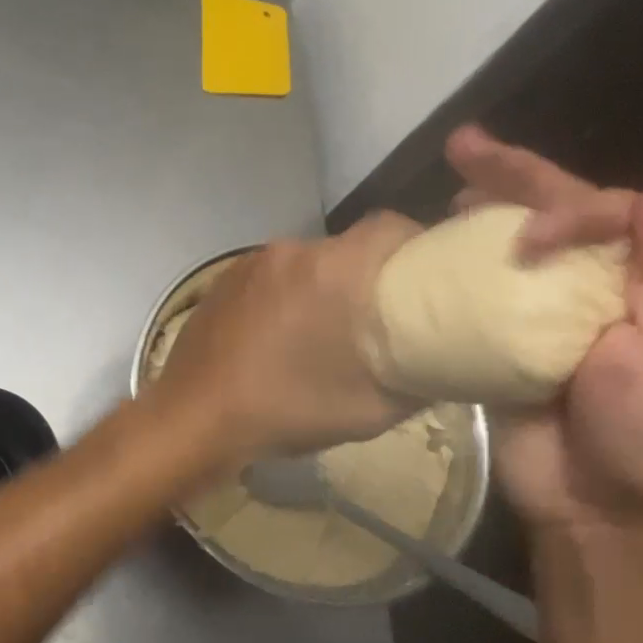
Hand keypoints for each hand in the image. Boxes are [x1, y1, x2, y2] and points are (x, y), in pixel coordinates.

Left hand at [149, 213, 422, 465]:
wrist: (196, 416)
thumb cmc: (289, 408)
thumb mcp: (375, 407)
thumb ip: (422, 376)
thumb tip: (446, 360)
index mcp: (335, 268)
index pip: (392, 227)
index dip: (417, 246)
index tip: (429, 279)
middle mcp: (292, 251)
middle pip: (347, 247)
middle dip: (368, 275)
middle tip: (383, 315)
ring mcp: (250, 263)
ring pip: (306, 263)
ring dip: (323, 287)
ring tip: (329, 330)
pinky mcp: (223, 280)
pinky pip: (271, 277)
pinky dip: (287, 295)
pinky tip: (283, 334)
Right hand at [445, 127, 642, 532]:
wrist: (601, 513)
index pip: (609, 212)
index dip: (565, 207)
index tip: (529, 238)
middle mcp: (601, 286)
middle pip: (556, 214)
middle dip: (513, 177)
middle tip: (462, 146)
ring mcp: (547, 315)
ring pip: (512, 245)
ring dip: (482, 207)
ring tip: (448, 176)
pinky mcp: (501, 343)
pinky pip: (478, 292)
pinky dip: (454, 262)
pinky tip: (428, 242)